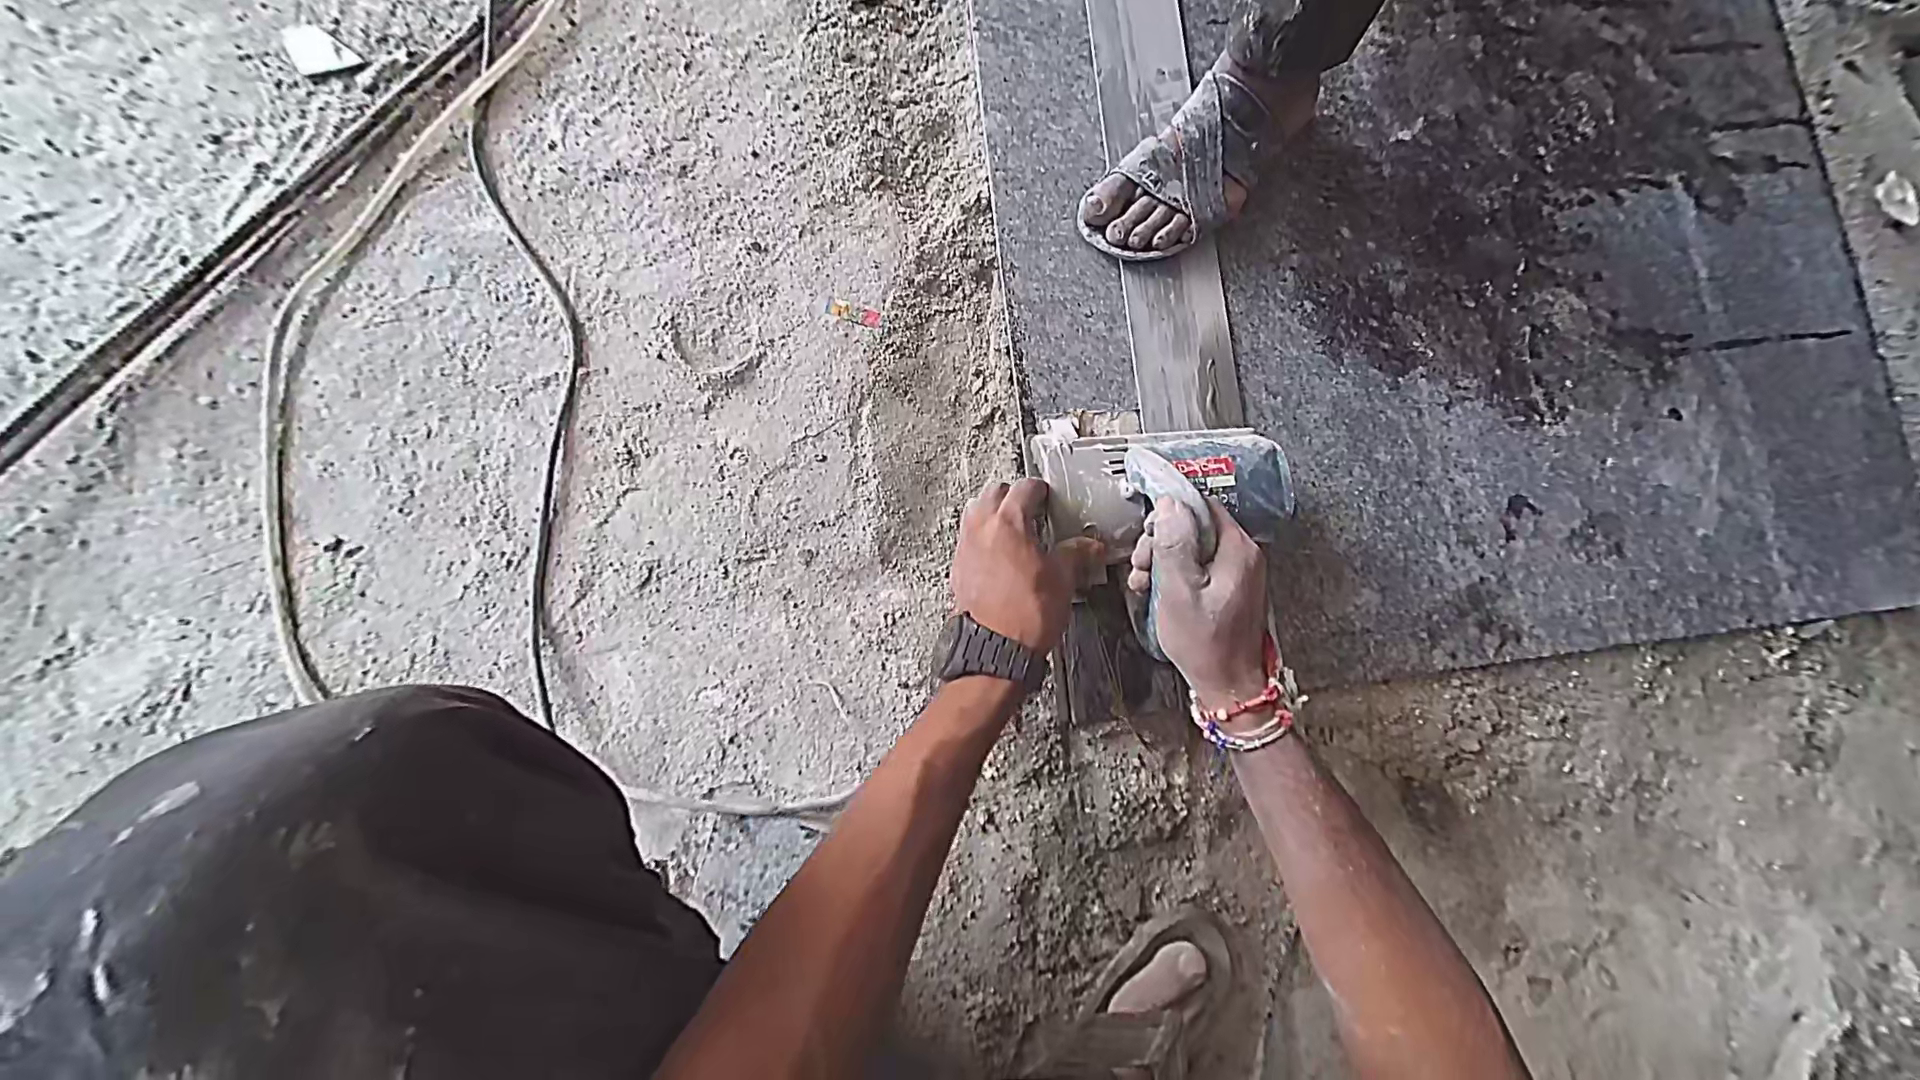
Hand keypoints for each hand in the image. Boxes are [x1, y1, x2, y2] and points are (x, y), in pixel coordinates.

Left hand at [951, 478, 1099, 651]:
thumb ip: (1075, 554)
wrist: (996, 648)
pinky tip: (997, 554)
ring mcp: (966, 548)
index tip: (1047, 496)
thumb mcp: (1062, 579)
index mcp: (1008, 523)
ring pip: (975, 513)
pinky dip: (981, 538)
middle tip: (1030, 508)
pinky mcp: (958, 568)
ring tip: (1012, 528)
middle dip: (1012, 496)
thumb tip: (1088, 546)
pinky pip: (968, 539)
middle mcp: (981, 529)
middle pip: (993, 493)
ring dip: (992, 513)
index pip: (1024, 489)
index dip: (1040, 490)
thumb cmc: (1025, 615)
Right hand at [1127, 496, 1270, 708]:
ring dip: (1162, 559)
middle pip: (1194, 526)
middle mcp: (1242, 555)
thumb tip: (1169, 504)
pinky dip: (1173, 573)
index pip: (1202, 506)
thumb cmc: (1204, 643)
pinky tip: (1156, 590)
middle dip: (1161, 540)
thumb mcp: (1178, 590)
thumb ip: (1173, 545)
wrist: (1226, 683)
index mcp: (1237, 550)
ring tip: (1144, 582)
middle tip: (1141, 565)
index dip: (1170, 513)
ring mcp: (1236, 571)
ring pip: (1192, 546)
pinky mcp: (1227, 586)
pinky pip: (1197, 566)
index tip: (1147, 532)